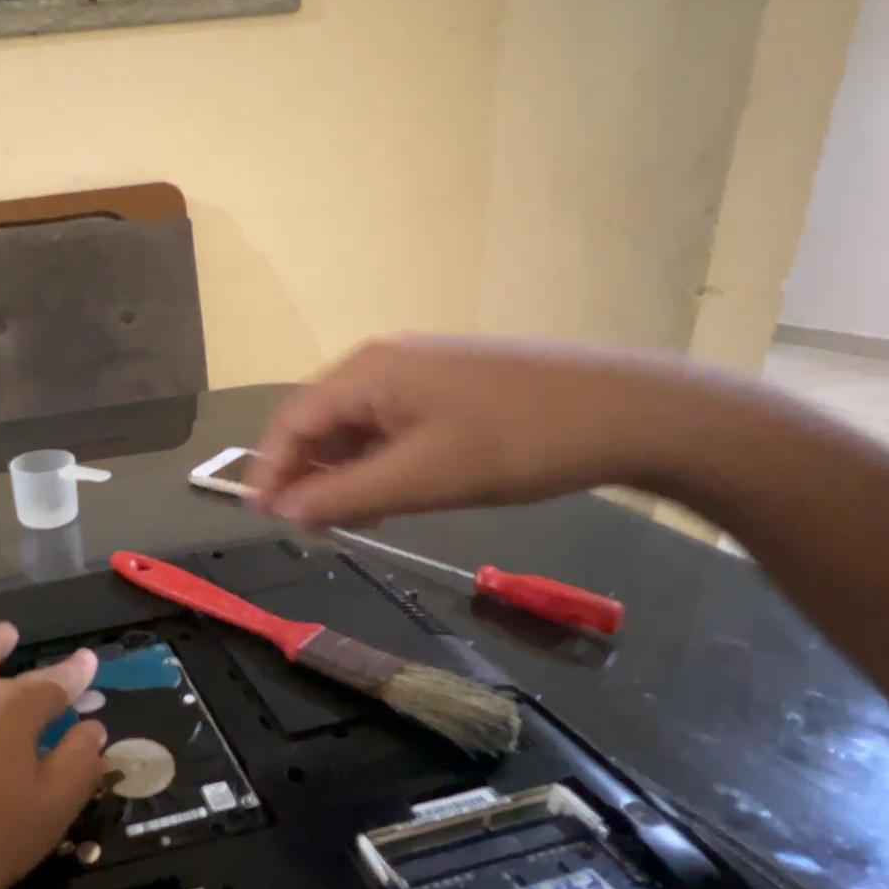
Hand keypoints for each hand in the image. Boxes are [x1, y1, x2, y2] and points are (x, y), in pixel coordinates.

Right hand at [248, 335, 726, 527]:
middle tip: (311, 525)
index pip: (291, 422)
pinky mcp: (447, 385)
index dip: (269, 471)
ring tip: (354, 519)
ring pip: (356, 426)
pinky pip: (390, 424)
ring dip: (343, 473)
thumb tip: (283, 513)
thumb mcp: (420, 479)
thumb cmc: (514, 443)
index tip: (260, 518)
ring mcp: (418, 370)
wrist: (628, 411)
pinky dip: (378, 462)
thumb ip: (343, 497)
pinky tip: (392, 494)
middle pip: (319, 421)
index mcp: (366, 373)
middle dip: (307, 474)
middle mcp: (382, 362)